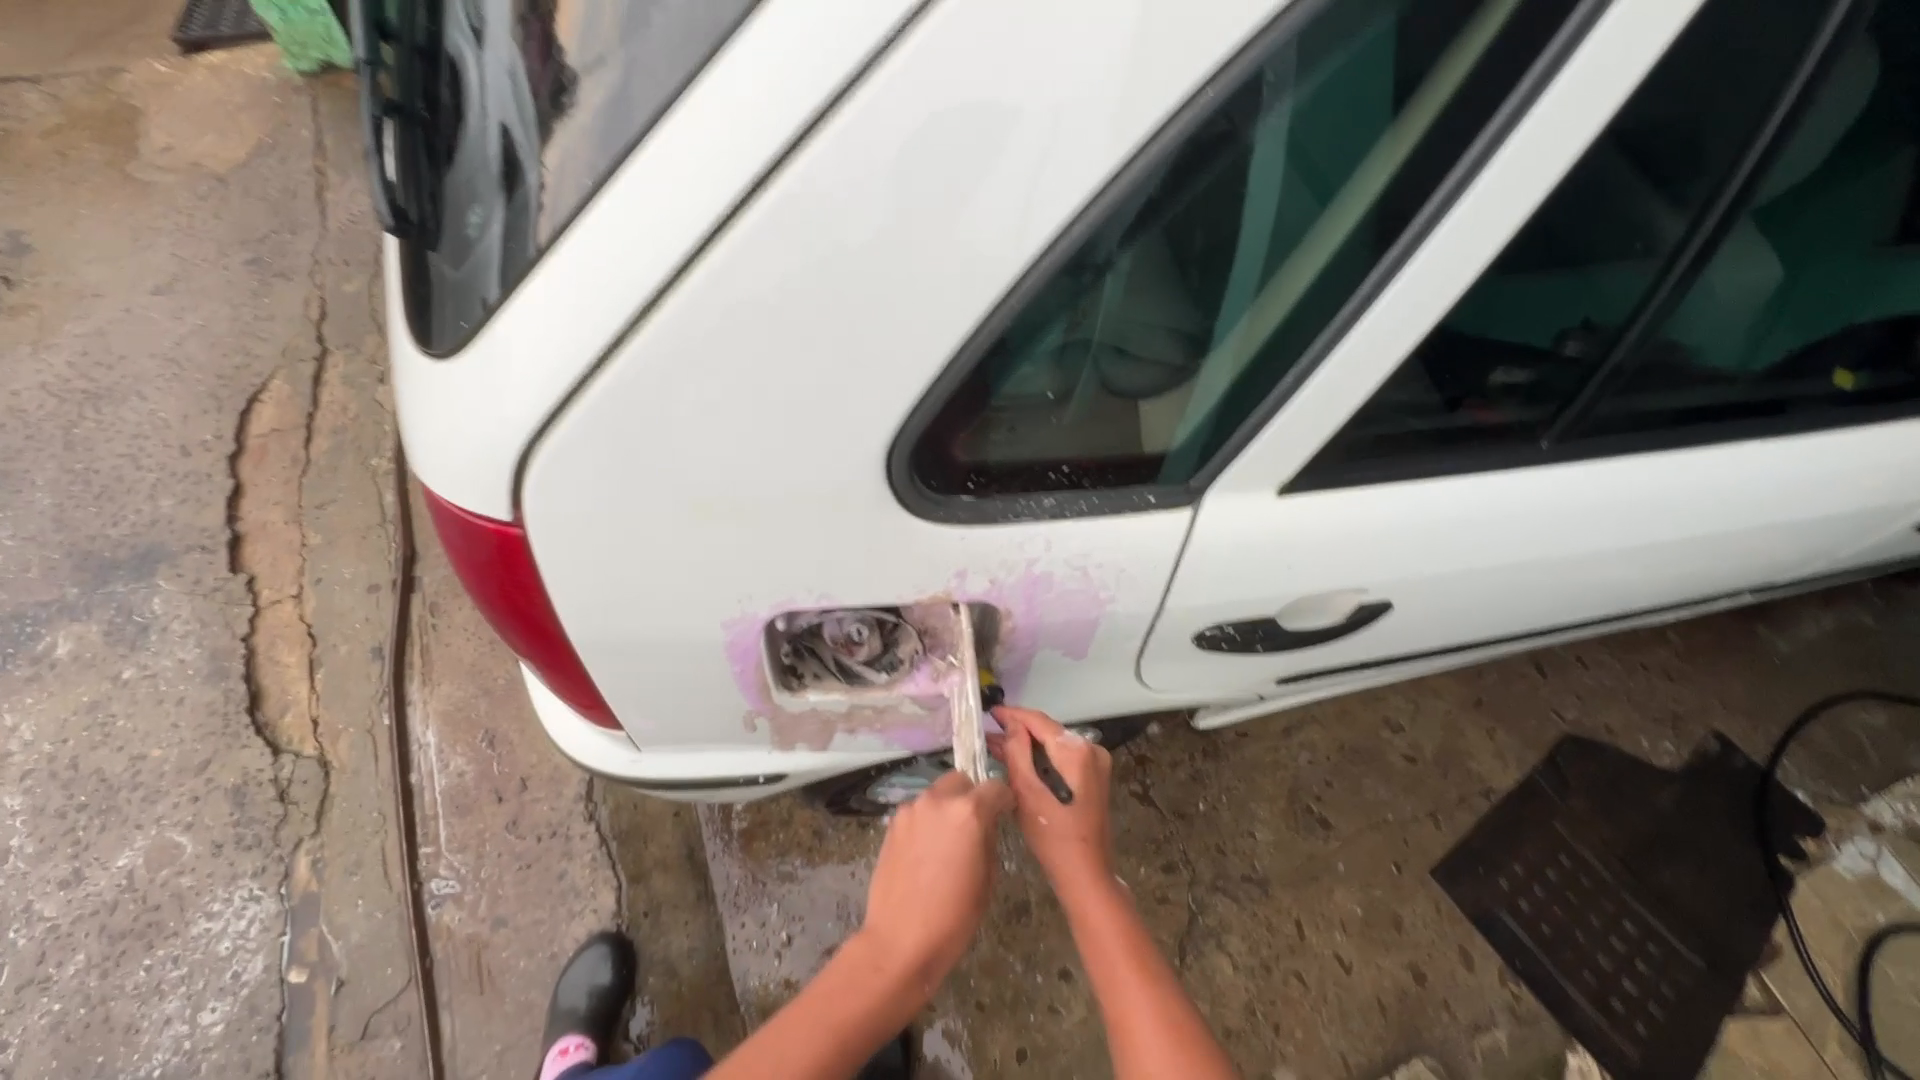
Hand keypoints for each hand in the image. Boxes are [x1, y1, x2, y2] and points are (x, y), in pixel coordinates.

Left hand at [857, 771, 1012, 989]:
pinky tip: (926, 852)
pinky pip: (917, 812)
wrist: (900, 940)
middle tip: (974, 826)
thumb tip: (987, 823)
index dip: (1003, 800)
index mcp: (969, 812)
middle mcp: (937, 801)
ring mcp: (910, 810)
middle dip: (971, 796)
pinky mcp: (891, 825)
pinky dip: (927, 821)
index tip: (1004, 814)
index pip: (995, 786)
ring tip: (947, 843)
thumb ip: (989, 838)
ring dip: (946, 808)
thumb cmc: (954, 916)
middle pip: (961, 781)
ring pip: (936, 795)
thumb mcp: (988, 878)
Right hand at [987, 706, 1115, 897]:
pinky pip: (1063, 758)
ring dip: (1029, 747)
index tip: (989, 713)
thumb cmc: (1051, 835)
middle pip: (1048, 731)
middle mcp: (1091, 749)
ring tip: (998, 748)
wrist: (1085, 871)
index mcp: (1075, 750)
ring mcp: (1096, 763)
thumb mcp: (1026, 791)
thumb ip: (1017, 752)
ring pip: (1055, 745)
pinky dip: (1042, 759)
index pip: (1039, 721)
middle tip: (988, 735)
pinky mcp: (1094, 777)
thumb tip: (1011, 725)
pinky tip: (1020, 764)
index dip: (1012, 715)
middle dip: (1018, 732)